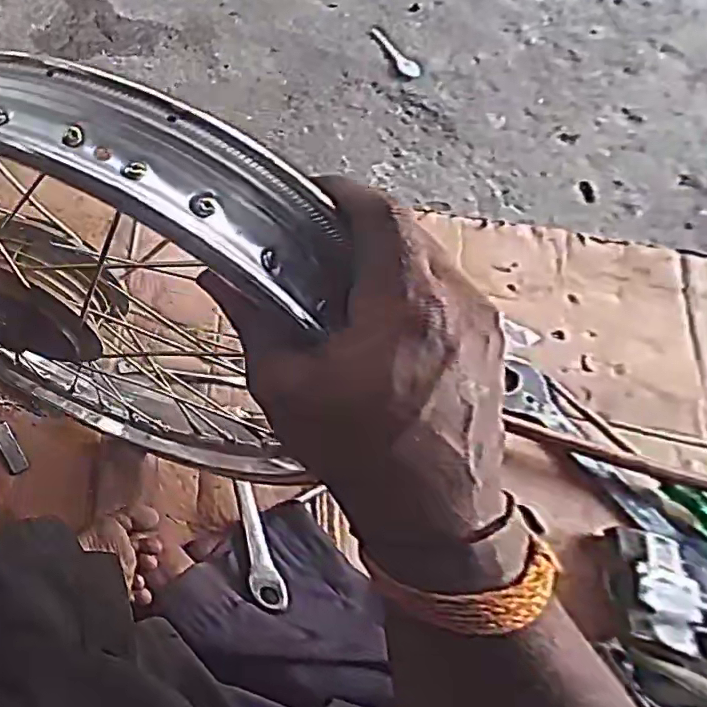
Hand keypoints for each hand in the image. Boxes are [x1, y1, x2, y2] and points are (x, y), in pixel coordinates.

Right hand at [202, 177, 508, 559]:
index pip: (383, 216)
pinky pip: (443, 292)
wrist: (433, 513)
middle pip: (406, 234)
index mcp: (405, 306)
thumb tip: (218, 279)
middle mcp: (455, 304)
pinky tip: (369, 318)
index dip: (344, 193)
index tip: (313, 192)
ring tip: (334, 282)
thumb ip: (254, 319)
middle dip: (356, 229)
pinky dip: (404, 288)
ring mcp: (481, 324)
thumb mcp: (284, 384)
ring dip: (380, 259)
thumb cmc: (357, 451)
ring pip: (426, 262)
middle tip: (309, 242)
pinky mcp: (488, 345)